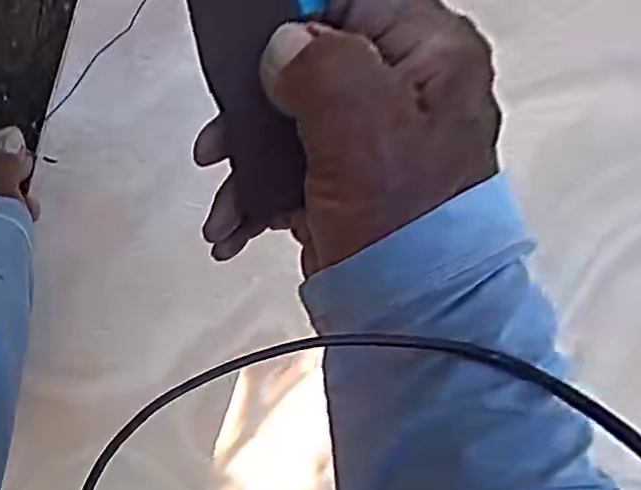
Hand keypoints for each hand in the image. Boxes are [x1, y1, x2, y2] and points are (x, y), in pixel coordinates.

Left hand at [0, 126, 40, 233]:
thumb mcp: (1, 181)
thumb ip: (8, 160)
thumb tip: (14, 143)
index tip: (16, 139)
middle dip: (9, 176)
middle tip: (28, 168)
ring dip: (15, 200)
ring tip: (31, 202)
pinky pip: (1, 226)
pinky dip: (14, 218)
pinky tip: (27, 217)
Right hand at [195, 0, 499, 275]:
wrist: (404, 309)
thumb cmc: (404, 223)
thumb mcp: (364, 129)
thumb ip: (323, 71)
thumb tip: (284, 47)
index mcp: (425, 57)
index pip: (354, 7)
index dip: (298, 25)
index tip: (252, 56)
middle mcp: (396, 97)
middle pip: (305, 79)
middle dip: (250, 120)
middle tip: (214, 148)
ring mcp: (363, 150)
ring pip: (286, 139)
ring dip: (242, 178)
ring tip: (221, 216)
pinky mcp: (336, 194)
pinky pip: (284, 184)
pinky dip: (253, 208)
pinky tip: (232, 233)